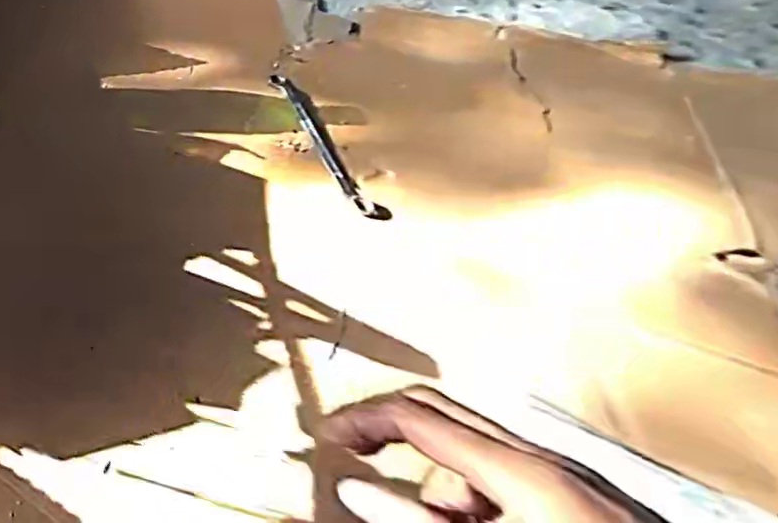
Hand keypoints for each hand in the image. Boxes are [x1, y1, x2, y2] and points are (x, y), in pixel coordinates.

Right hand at [321, 387, 660, 522]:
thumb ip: (419, 519)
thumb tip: (351, 488)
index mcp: (524, 468)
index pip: (412, 412)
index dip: (359, 418)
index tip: (325, 436)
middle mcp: (551, 461)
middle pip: (441, 413)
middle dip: (392, 434)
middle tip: (357, 456)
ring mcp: (581, 481)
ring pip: (478, 449)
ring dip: (443, 481)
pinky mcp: (598, 504)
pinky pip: (516, 475)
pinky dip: (484, 496)